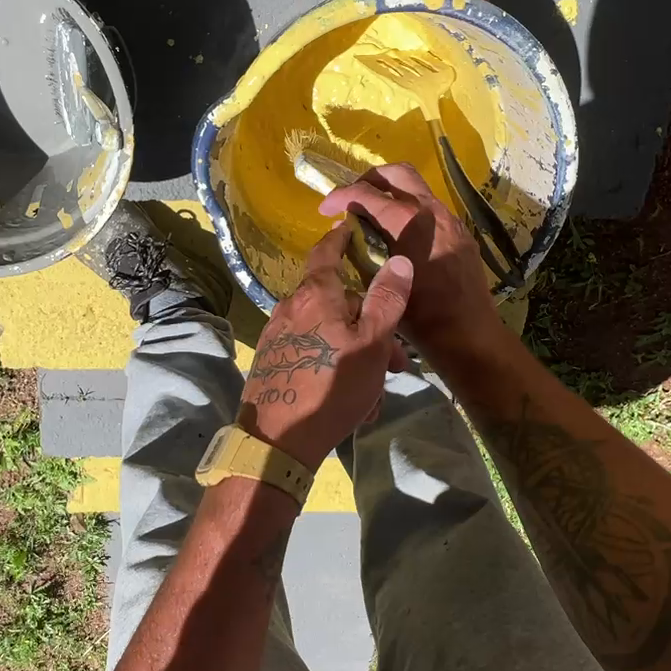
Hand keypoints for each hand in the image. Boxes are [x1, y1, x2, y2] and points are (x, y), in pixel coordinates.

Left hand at [240, 221, 413, 467]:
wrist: (276, 441)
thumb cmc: (330, 387)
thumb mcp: (371, 344)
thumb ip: (386, 301)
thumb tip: (398, 259)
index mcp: (314, 296)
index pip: (326, 253)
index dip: (341, 239)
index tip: (350, 228)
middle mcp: (289, 309)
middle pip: (336, 305)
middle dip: (370, 328)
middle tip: (396, 364)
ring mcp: (277, 338)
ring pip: (328, 337)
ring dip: (356, 358)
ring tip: (373, 397)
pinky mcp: (272, 364)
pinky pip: (312, 357)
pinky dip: (334, 371)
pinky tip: (350, 404)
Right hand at [320, 163, 497, 356]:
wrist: (469, 336)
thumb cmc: (420, 319)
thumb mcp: (378, 287)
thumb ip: (361, 253)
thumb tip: (348, 234)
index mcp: (409, 223)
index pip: (367, 194)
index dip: (340, 196)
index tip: (324, 208)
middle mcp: (433, 212)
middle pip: (397, 173)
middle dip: (369, 179)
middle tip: (352, 199)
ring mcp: (451, 221)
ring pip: (418, 187)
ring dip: (391, 193)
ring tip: (373, 217)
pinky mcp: (461, 234)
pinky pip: (431, 208)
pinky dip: (410, 210)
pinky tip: (399, 236)